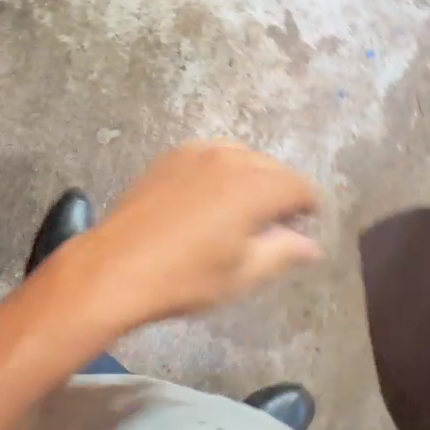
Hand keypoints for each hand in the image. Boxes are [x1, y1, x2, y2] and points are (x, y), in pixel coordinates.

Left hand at [60, 141, 322, 330]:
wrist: (117, 266)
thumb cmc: (185, 278)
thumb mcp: (242, 275)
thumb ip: (283, 252)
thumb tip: (311, 244)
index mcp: (252, 186)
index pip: (298, 184)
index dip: (309, 204)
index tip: (307, 224)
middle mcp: (228, 158)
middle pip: (272, 166)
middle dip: (282, 191)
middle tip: (279, 224)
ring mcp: (196, 151)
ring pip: (241, 156)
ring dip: (253, 177)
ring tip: (245, 210)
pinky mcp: (171, 155)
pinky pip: (211, 153)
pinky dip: (223, 169)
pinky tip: (212, 197)